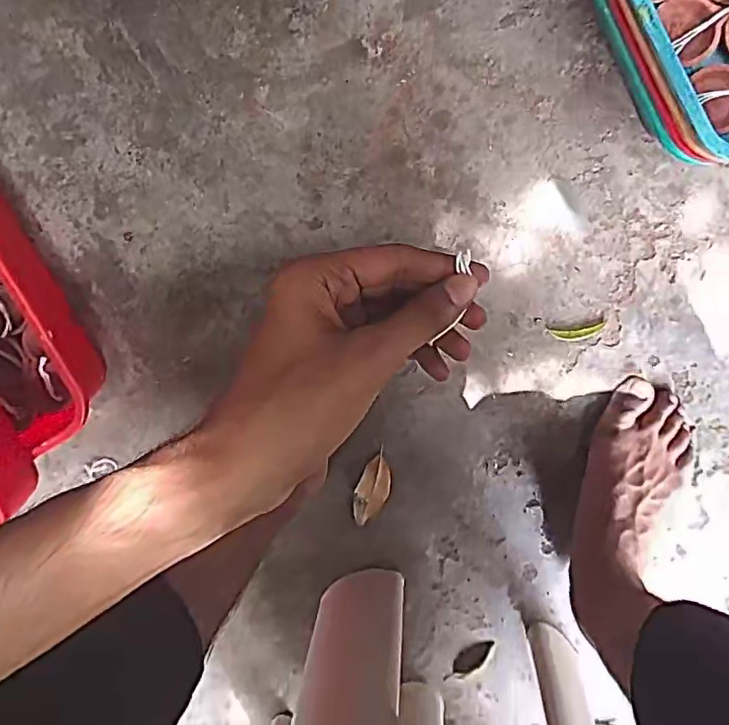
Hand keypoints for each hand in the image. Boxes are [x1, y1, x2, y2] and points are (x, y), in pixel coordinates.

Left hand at [189, 245, 487, 516]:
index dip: (437, 270)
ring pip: (386, 313)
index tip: (479, 279)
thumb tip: (463, 285)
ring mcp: (320, 323)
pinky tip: (433, 366)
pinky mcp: (327, 354)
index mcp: (314, 278)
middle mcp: (316, 292)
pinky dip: (405, 349)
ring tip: (461, 350)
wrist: (249, 468)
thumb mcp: (368, 358)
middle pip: (389, 285)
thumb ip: (420, 317)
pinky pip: (374, 338)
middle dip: (434, 304)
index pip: (389, 261)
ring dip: (425, 329)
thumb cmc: (299, 408)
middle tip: (476, 319)